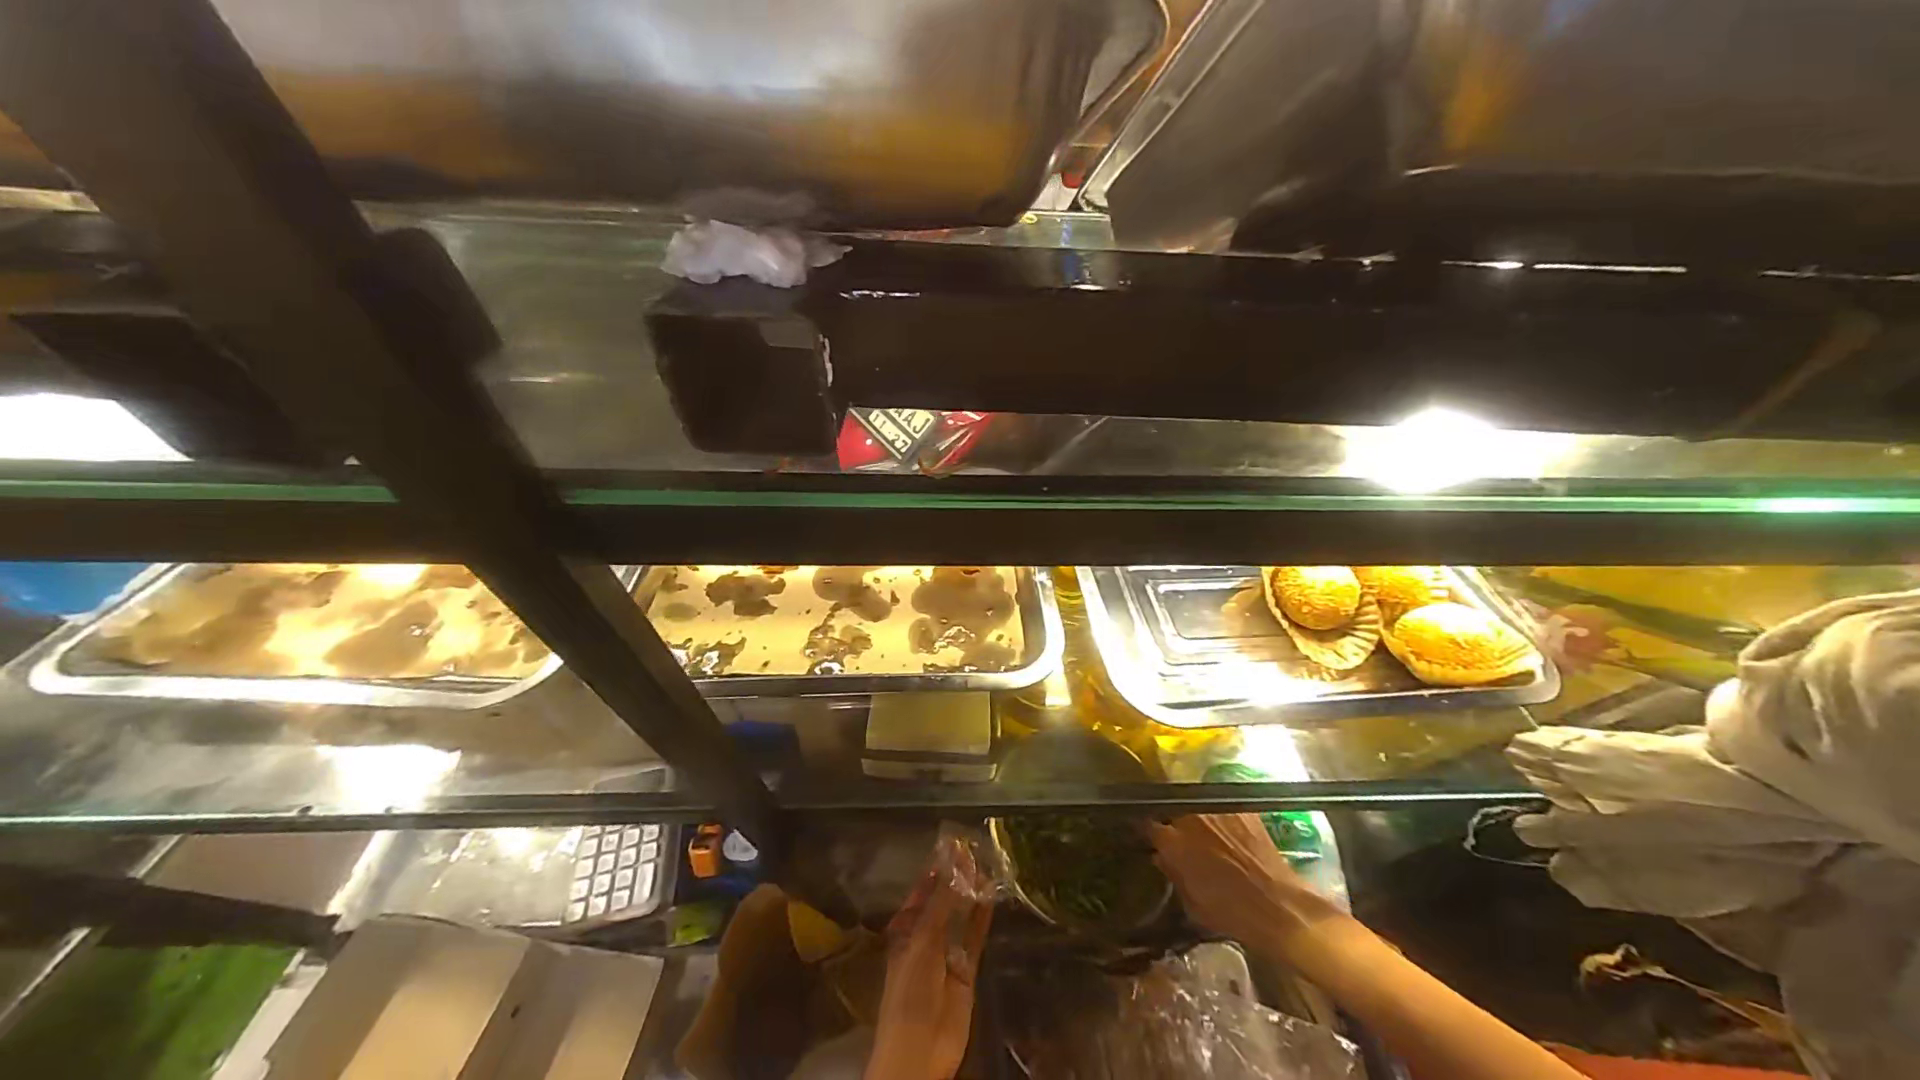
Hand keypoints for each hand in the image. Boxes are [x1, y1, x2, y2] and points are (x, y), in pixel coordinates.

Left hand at [866, 837, 993, 1079]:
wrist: (920, 1047)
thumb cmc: (910, 990)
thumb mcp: (923, 941)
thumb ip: (942, 903)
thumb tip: (956, 864)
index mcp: (905, 929)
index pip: (922, 891)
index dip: (936, 869)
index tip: (952, 843)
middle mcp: (925, 936)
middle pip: (943, 901)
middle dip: (956, 878)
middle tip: (974, 848)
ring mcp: (946, 952)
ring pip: (960, 916)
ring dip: (971, 894)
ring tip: (986, 864)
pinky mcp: (966, 968)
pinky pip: (974, 936)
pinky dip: (982, 916)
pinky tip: (991, 895)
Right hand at [1146, 813, 1339, 958]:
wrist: (1281, 908)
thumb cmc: (1232, 913)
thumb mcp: (1192, 902)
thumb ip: (1173, 873)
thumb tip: (1162, 856)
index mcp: (1173, 841)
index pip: (1148, 825)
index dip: (1148, 830)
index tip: (1150, 836)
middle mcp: (1191, 817)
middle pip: (1172, 809)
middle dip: (1172, 820)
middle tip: (1178, 835)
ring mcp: (1217, 809)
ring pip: (1196, 804)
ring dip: (1195, 815)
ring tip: (1203, 830)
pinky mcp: (1242, 807)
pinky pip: (1221, 805)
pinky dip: (1220, 815)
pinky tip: (1226, 829)